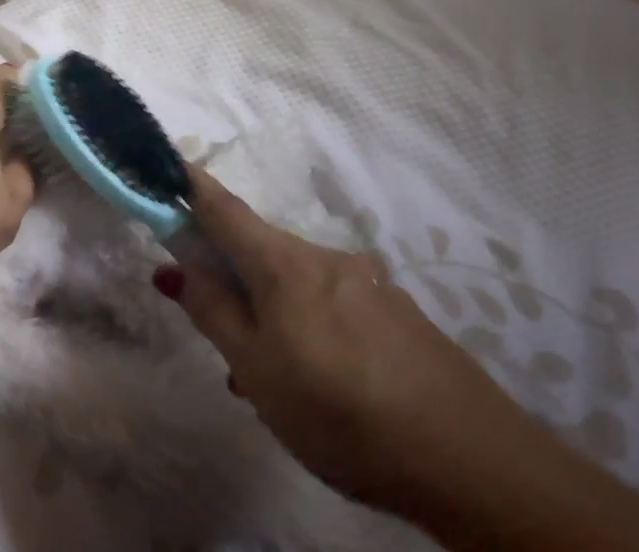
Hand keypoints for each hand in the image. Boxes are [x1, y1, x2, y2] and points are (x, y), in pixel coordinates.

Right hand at [155, 166, 543, 517]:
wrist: (479, 467)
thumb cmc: (341, 412)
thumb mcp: (255, 367)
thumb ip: (212, 311)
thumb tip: (176, 267)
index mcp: (284, 264)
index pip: (221, 207)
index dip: (186, 187)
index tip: (158, 171)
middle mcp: (328, 261)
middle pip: (258, 253)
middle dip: (228, 284)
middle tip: (219, 342)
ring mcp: (372, 290)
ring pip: (296, 291)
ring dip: (269, 320)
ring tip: (269, 386)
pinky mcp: (403, 323)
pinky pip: (333, 313)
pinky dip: (308, 336)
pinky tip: (319, 391)